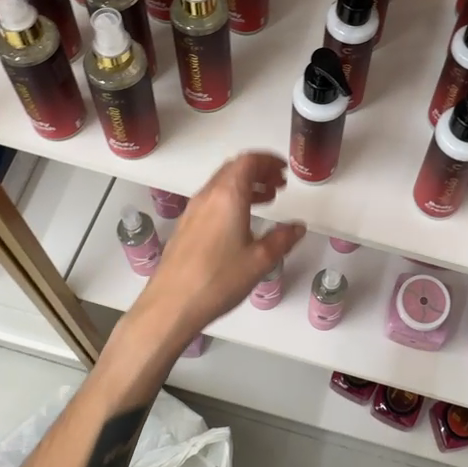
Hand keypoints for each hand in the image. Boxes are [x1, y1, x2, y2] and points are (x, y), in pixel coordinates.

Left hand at [134, 152, 304, 340]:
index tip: (282, 168)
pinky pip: (211, 200)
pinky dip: (230, 199)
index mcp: (228, 196)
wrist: (170, 306)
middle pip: (234, 169)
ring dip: (244, 185)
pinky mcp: (184, 227)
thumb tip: (297, 228)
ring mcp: (192, 211)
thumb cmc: (216, 281)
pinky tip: (240, 222)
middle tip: (277, 182)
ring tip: (265, 200)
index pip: (248, 161)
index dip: (268, 160)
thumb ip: (282, 239)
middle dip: (258, 171)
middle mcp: (207, 197)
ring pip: (221, 184)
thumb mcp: (260, 261)